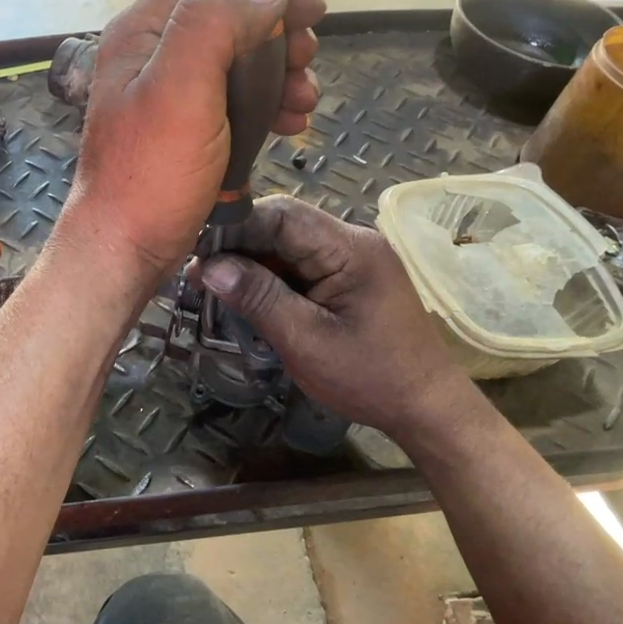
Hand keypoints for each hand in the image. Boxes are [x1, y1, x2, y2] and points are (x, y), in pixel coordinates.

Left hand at [53, 0, 325, 282]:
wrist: (124, 249)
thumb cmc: (150, 173)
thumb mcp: (181, 89)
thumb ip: (216, 25)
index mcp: (142, 28)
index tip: (312, 15)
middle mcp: (152, 51)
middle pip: (232, 11)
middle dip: (280, 29)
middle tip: (309, 62)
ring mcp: (168, 92)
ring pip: (238, 57)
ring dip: (281, 70)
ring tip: (306, 102)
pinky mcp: (184, 128)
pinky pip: (233, 97)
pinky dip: (267, 103)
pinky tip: (290, 125)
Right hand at [198, 196, 489, 441]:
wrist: (427, 408)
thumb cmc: (370, 377)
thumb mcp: (306, 340)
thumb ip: (258, 298)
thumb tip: (208, 266)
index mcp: (350, 248)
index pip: (281, 215)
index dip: (234, 226)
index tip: (195, 250)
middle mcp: (352, 242)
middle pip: (282, 225)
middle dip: (237, 245)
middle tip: (196, 272)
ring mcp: (352, 259)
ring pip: (287, 246)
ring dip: (250, 263)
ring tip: (209, 284)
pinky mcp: (348, 278)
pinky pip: (299, 265)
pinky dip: (269, 278)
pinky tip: (242, 295)